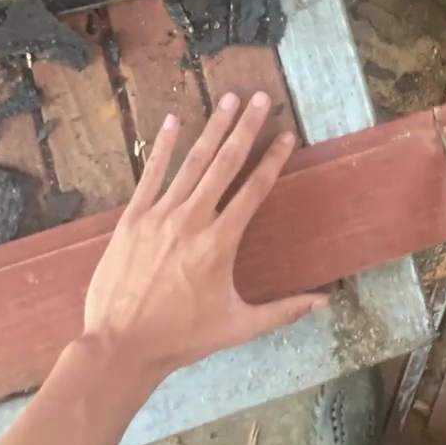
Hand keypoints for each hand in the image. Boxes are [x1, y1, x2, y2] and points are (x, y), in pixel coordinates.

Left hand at [80, 91, 325, 383]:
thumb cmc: (183, 337)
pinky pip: (150, 176)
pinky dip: (161, 148)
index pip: (253, 190)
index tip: (286, 135)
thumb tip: (325, 302)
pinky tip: (171, 123)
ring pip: (192, 164)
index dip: (273, 160)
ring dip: (212, 129)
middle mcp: (192, 221)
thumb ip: (284, 310)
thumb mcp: (239, 327)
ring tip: (228, 98)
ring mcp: (159, 217)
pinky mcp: (132, 220)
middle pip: (225, 165)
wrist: (120, 346)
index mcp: (220, 244)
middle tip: (260, 98)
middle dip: (245, 128)